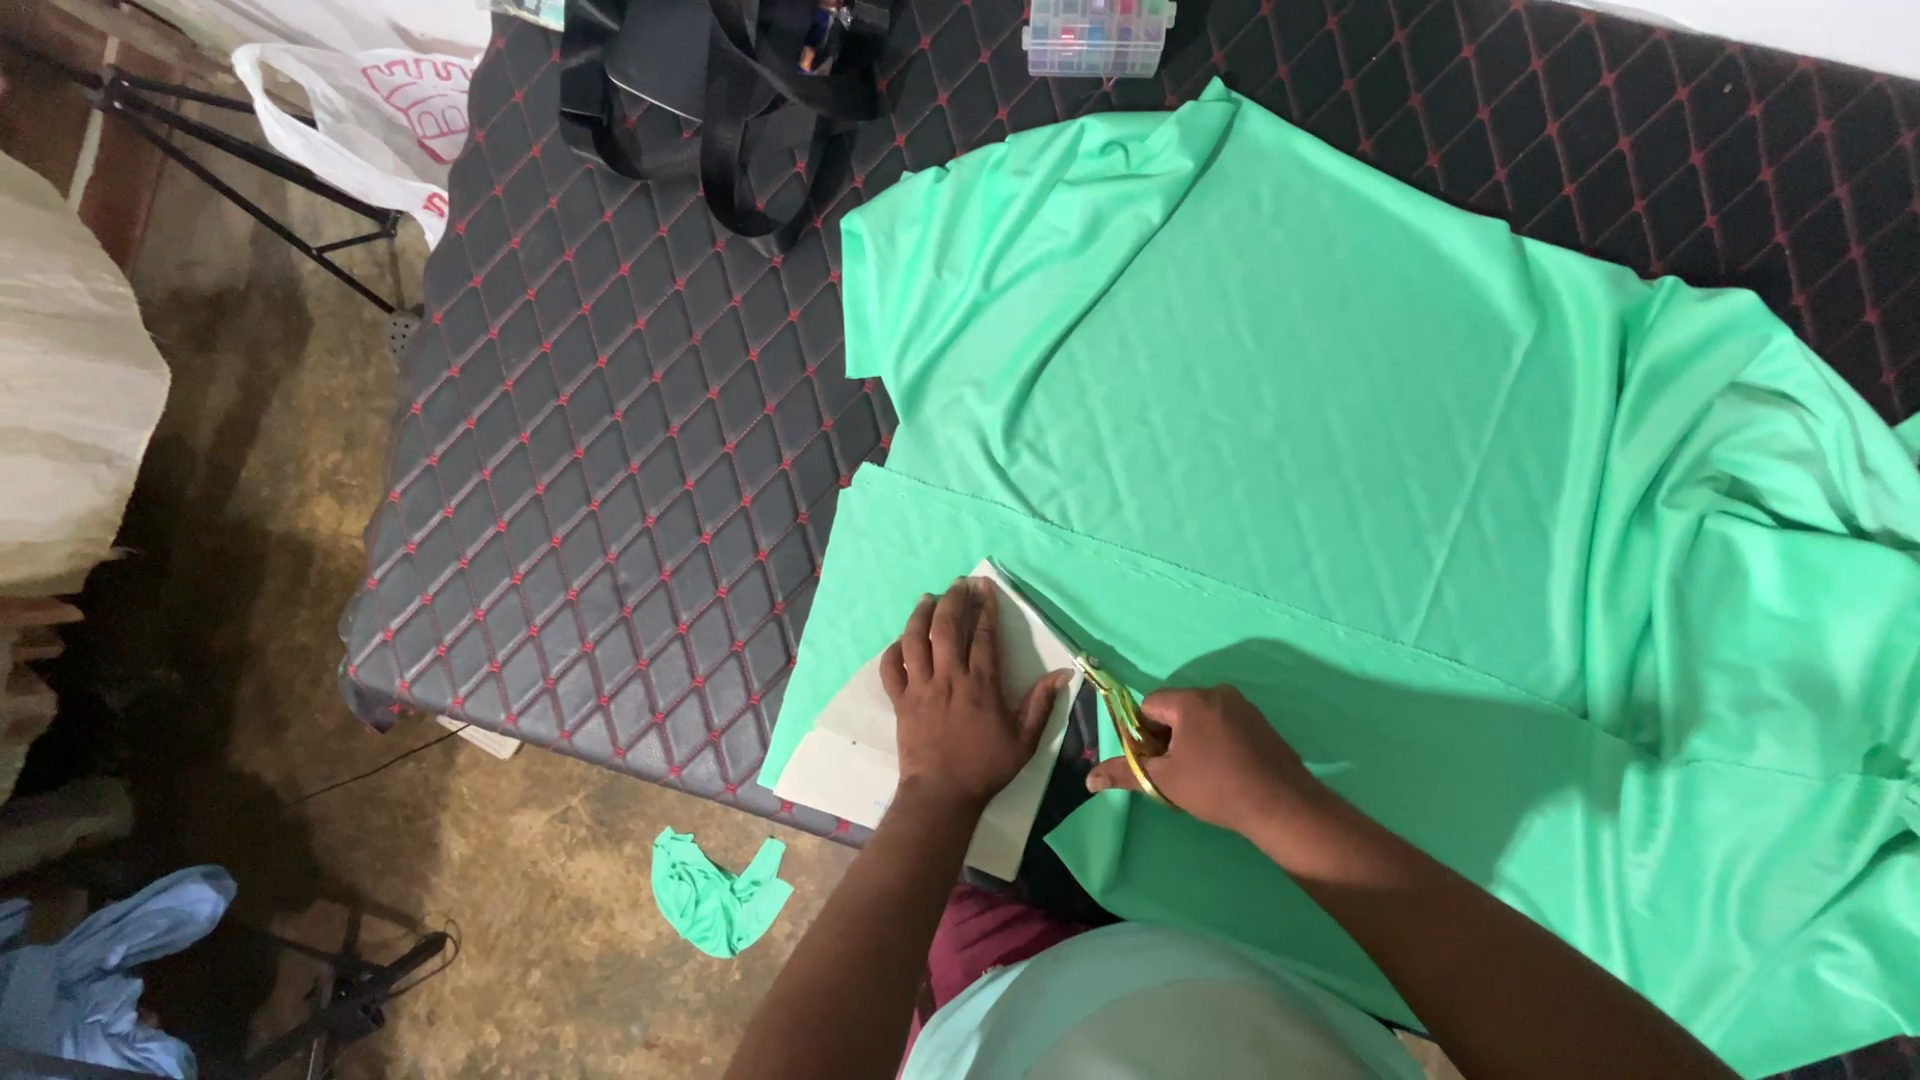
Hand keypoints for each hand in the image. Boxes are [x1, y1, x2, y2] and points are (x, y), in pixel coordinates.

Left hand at [882, 578, 1070, 814]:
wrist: (942, 795)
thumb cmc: (986, 767)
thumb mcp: (1024, 740)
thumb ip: (1041, 704)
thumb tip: (1062, 674)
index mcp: (981, 685)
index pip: (984, 636)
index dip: (985, 608)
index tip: (986, 587)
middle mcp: (949, 678)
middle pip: (946, 628)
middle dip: (953, 600)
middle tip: (958, 584)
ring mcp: (920, 688)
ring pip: (915, 641)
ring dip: (920, 615)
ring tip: (928, 598)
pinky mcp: (900, 702)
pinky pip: (891, 669)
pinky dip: (893, 651)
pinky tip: (900, 641)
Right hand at [1085, 684, 1323, 835]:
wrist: (1283, 806)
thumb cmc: (1217, 788)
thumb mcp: (1164, 781)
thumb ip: (1124, 773)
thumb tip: (1088, 779)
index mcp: (1190, 700)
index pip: (1149, 705)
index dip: (1145, 734)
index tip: (1156, 761)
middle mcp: (1217, 693)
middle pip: (1176, 709)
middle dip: (1169, 737)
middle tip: (1177, 771)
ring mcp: (1243, 706)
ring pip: (1201, 717)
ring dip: (1193, 740)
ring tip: (1203, 774)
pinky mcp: (1261, 722)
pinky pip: (1224, 724)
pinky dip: (1217, 742)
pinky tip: (1226, 770)